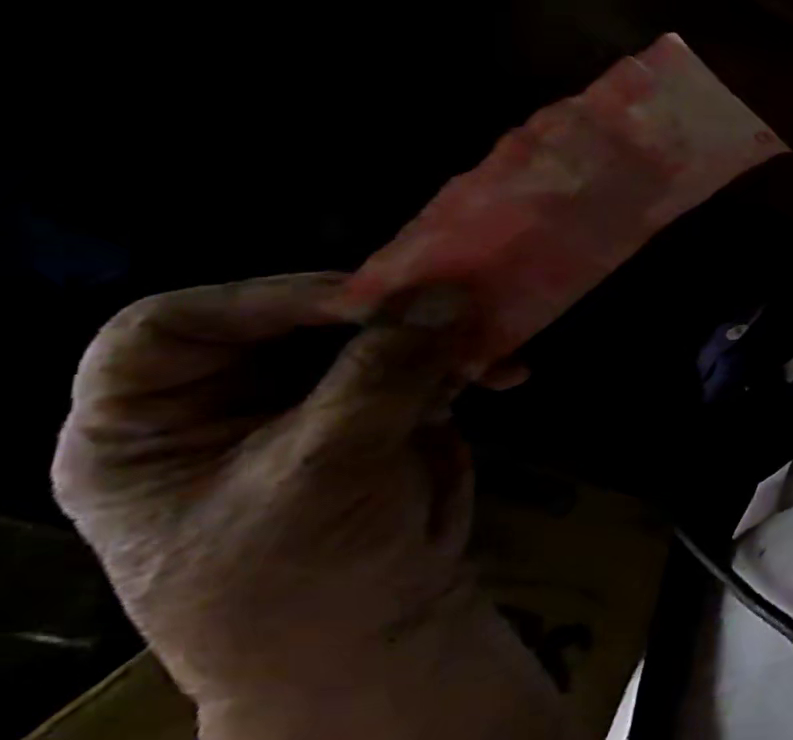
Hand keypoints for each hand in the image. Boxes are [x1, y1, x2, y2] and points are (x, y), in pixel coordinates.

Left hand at [52, 274, 568, 738]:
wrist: (378, 633)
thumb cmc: (300, 578)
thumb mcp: (324, 474)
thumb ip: (381, 376)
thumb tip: (445, 294)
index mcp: (152, 423)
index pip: (178, 325)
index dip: (263, 300)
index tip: (361, 301)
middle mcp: (232, 398)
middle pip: (295, 318)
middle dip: (377, 312)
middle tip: (449, 303)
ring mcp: (318, 399)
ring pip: (375, 332)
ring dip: (439, 334)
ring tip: (490, 349)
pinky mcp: (389, 405)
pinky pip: (429, 359)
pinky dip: (471, 361)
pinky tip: (506, 374)